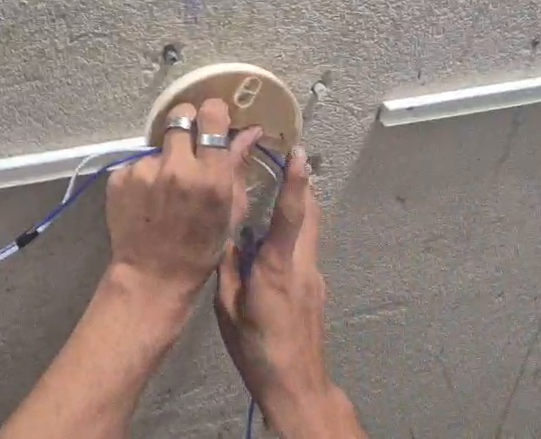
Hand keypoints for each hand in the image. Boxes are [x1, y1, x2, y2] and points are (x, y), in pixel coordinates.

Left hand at [104, 98, 262, 309]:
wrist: (152, 276)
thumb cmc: (201, 248)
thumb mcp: (230, 211)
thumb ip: (238, 165)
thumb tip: (251, 129)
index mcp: (210, 177)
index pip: (210, 115)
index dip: (212, 113)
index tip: (213, 119)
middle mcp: (176, 168)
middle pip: (180, 116)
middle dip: (186, 125)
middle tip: (188, 144)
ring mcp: (143, 171)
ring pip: (157, 143)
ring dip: (164, 156)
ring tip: (165, 186)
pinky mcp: (119, 176)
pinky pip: (137, 162)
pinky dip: (144, 174)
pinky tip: (147, 198)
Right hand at [215, 148, 361, 436]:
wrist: (297, 388)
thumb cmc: (256, 349)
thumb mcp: (228, 306)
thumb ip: (228, 266)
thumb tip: (225, 235)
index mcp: (277, 267)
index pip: (291, 214)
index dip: (294, 181)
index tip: (296, 152)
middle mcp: (302, 265)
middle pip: (310, 213)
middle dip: (300, 183)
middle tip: (282, 157)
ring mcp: (314, 277)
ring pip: (310, 229)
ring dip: (297, 206)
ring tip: (274, 190)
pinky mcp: (316, 288)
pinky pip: (305, 249)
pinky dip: (292, 233)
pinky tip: (268, 243)